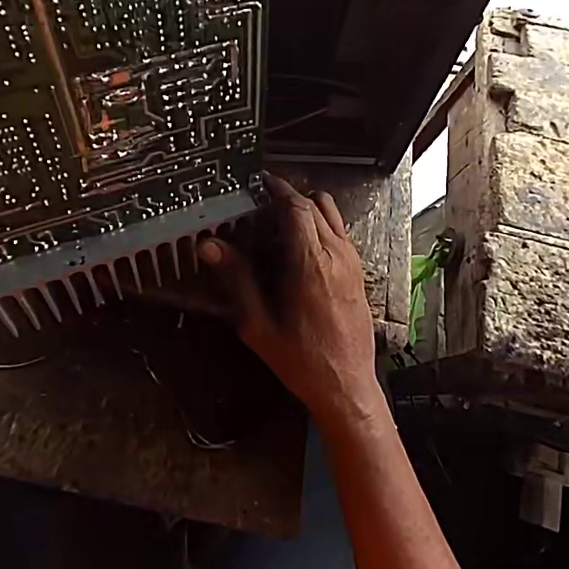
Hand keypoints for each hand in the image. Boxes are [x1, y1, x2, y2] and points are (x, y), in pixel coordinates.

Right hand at [199, 175, 385, 429]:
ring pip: (332, 214)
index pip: (297, 207)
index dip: (277, 189)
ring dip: (307, 208)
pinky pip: (341, 232)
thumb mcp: (259, 325)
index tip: (258, 182)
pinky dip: (321, 224)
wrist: (347, 386)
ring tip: (279, 220)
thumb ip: (237, 280)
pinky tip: (300, 244)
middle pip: (316, 204)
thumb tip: (209, 246)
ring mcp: (352, 261)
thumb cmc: (301, 360)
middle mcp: (337, 254)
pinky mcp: (359, 271)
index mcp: (312, 263)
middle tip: (261, 201)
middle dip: (288, 196)